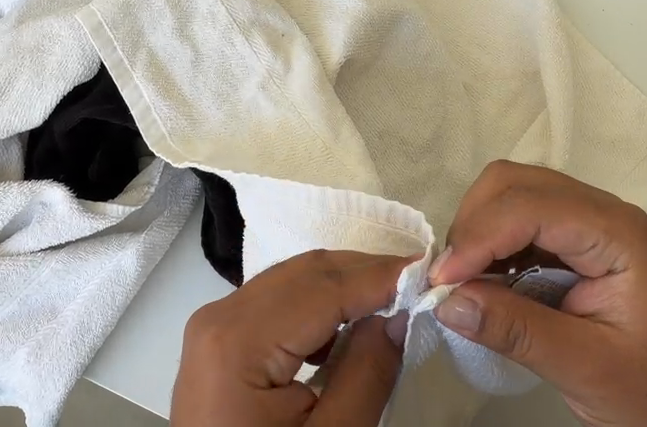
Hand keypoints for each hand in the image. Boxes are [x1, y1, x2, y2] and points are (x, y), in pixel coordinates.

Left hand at [172, 249, 412, 426]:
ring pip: (294, 279)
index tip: (431, 272)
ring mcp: (215, 324)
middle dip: (366, 272)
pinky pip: (278, 301)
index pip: (324, 286)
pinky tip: (350, 326)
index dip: (381, 275)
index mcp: (239, 340)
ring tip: (395, 299)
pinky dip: (319, 304)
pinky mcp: (219, 338)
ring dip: (346, 284)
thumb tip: (397, 314)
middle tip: (420, 280)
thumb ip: (366, 374)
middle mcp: (220, 315)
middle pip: (307, 272)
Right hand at [430, 162, 646, 426]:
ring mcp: (589, 220)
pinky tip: (486, 281)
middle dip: (473, 224)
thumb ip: (518, 330)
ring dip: (479, 230)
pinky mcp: (576, 239)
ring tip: (463, 282)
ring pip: (512, 193)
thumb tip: (447, 301)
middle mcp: (600, 210)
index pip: (529, 206)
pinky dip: (492, 243)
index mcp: (615, 232)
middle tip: (450, 280)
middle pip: (515, 183)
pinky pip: (521, 219)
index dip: (479, 237)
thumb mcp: (588, 370)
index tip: (441, 282)